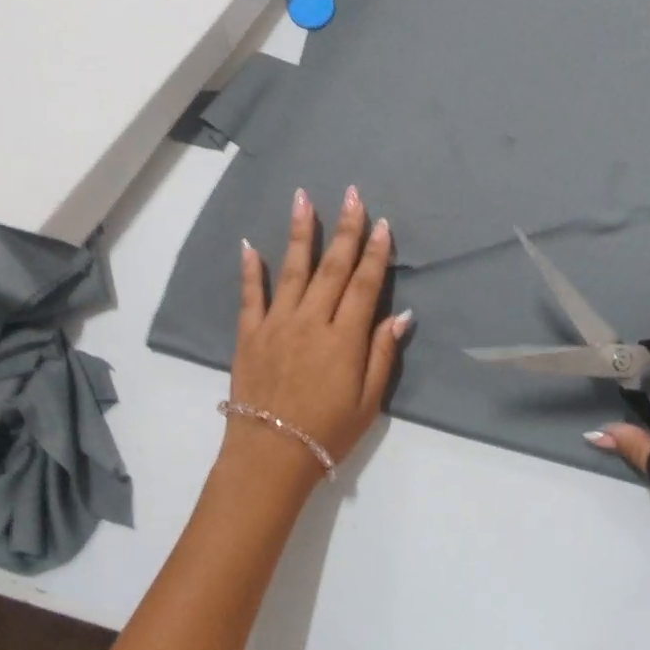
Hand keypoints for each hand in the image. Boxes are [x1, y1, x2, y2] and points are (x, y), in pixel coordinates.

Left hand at [225, 186, 411, 488]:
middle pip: (332, 267)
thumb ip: (383, 355)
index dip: (375, 253)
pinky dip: (250, 269)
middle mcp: (312, 321)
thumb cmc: (327, 433)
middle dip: (345, 229)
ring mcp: (277, 324)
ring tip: (303, 198)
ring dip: (300, 232)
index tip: (381, 223)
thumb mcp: (369, 402)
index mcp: (345, 338)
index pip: (365, 285)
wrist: (270, 455)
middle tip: (352, 194)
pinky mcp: (249, 334)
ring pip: (292, 269)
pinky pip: (250, 295)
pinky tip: (249, 244)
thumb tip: (401, 315)